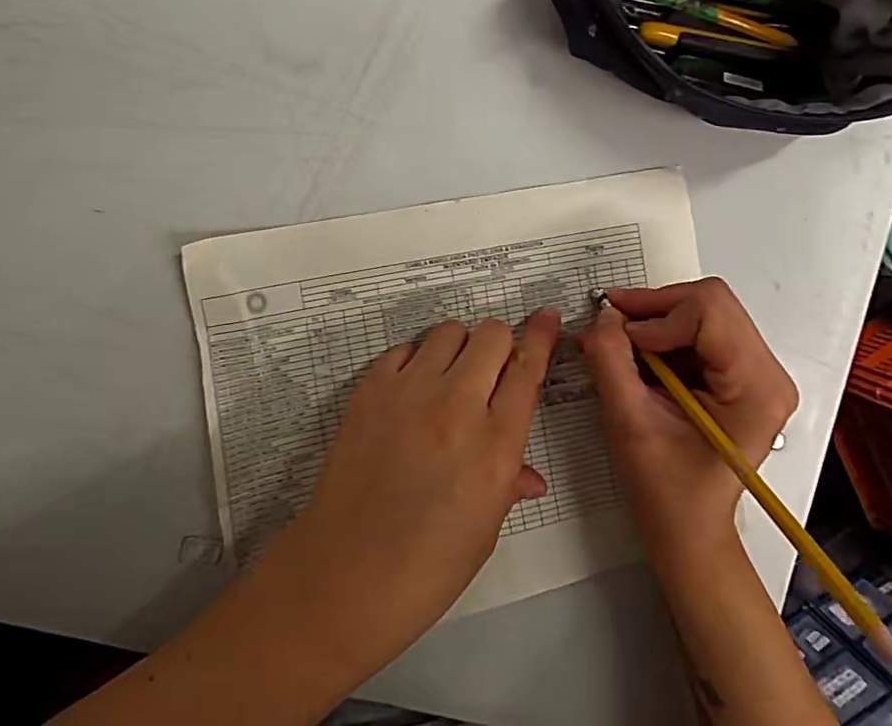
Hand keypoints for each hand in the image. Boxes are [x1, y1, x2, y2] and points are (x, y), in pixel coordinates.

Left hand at [277, 309, 559, 662]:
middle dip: (500, 344)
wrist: (346, 573)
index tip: (545, 318)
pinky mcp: (370, 391)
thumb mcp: (486, 527)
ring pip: (449, 331)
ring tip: (449, 378)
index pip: (528, 367)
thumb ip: (509, 482)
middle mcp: (457, 406)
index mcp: (496, 443)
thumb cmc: (427, 564)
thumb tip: (529, 475)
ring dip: (459, 347)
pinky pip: (403, 349)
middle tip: (491, 368)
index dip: (541, 336)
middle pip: (492, 335)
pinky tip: (412, 390)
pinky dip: (415, 360)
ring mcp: (409, 392)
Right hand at [581, 279, 797, 566]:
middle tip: (613, 327)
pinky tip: (640, 360)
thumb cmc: (668, 494)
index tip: (622, 339)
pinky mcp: (737, 370)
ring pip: (700, 308)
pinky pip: (697, 326)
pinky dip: (661, 334)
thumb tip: (605, 316)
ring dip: (655, 322)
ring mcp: (754, 370)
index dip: (656, 316)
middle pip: (708, 300)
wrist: (688, 529)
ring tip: (623, 350)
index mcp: (755, 388)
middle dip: (654, 310)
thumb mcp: (630, 425)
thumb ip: (612, 362)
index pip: (708, 310)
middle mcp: (766, 373)